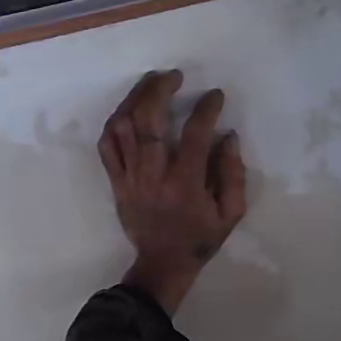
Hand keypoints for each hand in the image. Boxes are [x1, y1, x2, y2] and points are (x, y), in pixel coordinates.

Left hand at [97, 70, 246, 313]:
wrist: (162, 264)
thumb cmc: (200, 238)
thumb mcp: (231, 212)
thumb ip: (233, 173)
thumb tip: (227, 136)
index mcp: (185, 184)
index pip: (195, 135)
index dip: (206, 109)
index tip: (215, 95)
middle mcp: (153, 175)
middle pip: (148, 121)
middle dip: (159, 91)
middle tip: (174, 76)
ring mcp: (129, 177)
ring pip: (123, 127)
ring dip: (135, 98)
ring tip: (151, 82)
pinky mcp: (115, 181)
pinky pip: (107, 144)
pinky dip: (115, 121)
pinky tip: (129, 108)